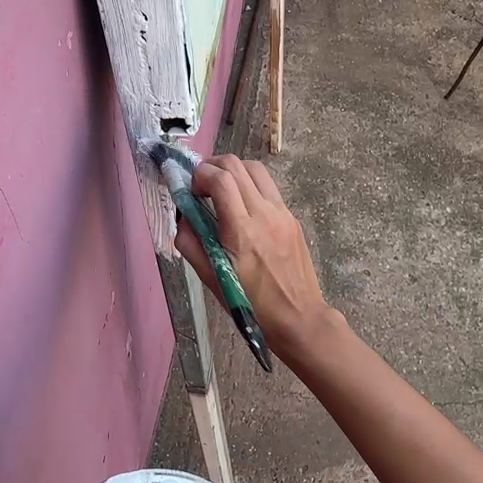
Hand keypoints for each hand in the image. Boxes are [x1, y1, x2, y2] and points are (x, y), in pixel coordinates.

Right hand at [173, 154, 336, 363]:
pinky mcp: (291, 218)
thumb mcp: (210, 280)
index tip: (190, 189)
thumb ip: (190, 244)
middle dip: (212, 167)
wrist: (298, 317)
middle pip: (236, 165)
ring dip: (233, 171)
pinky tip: (242, 207)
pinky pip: (268, 188)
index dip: (200, 175)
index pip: (220, 179)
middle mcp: (263, 215)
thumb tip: (183, 217)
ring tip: (221, 190)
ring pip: (255, 170)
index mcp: (241, 232)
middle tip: (201, 184)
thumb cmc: (251, 305)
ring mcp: (281, 213)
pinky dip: (249, 186)